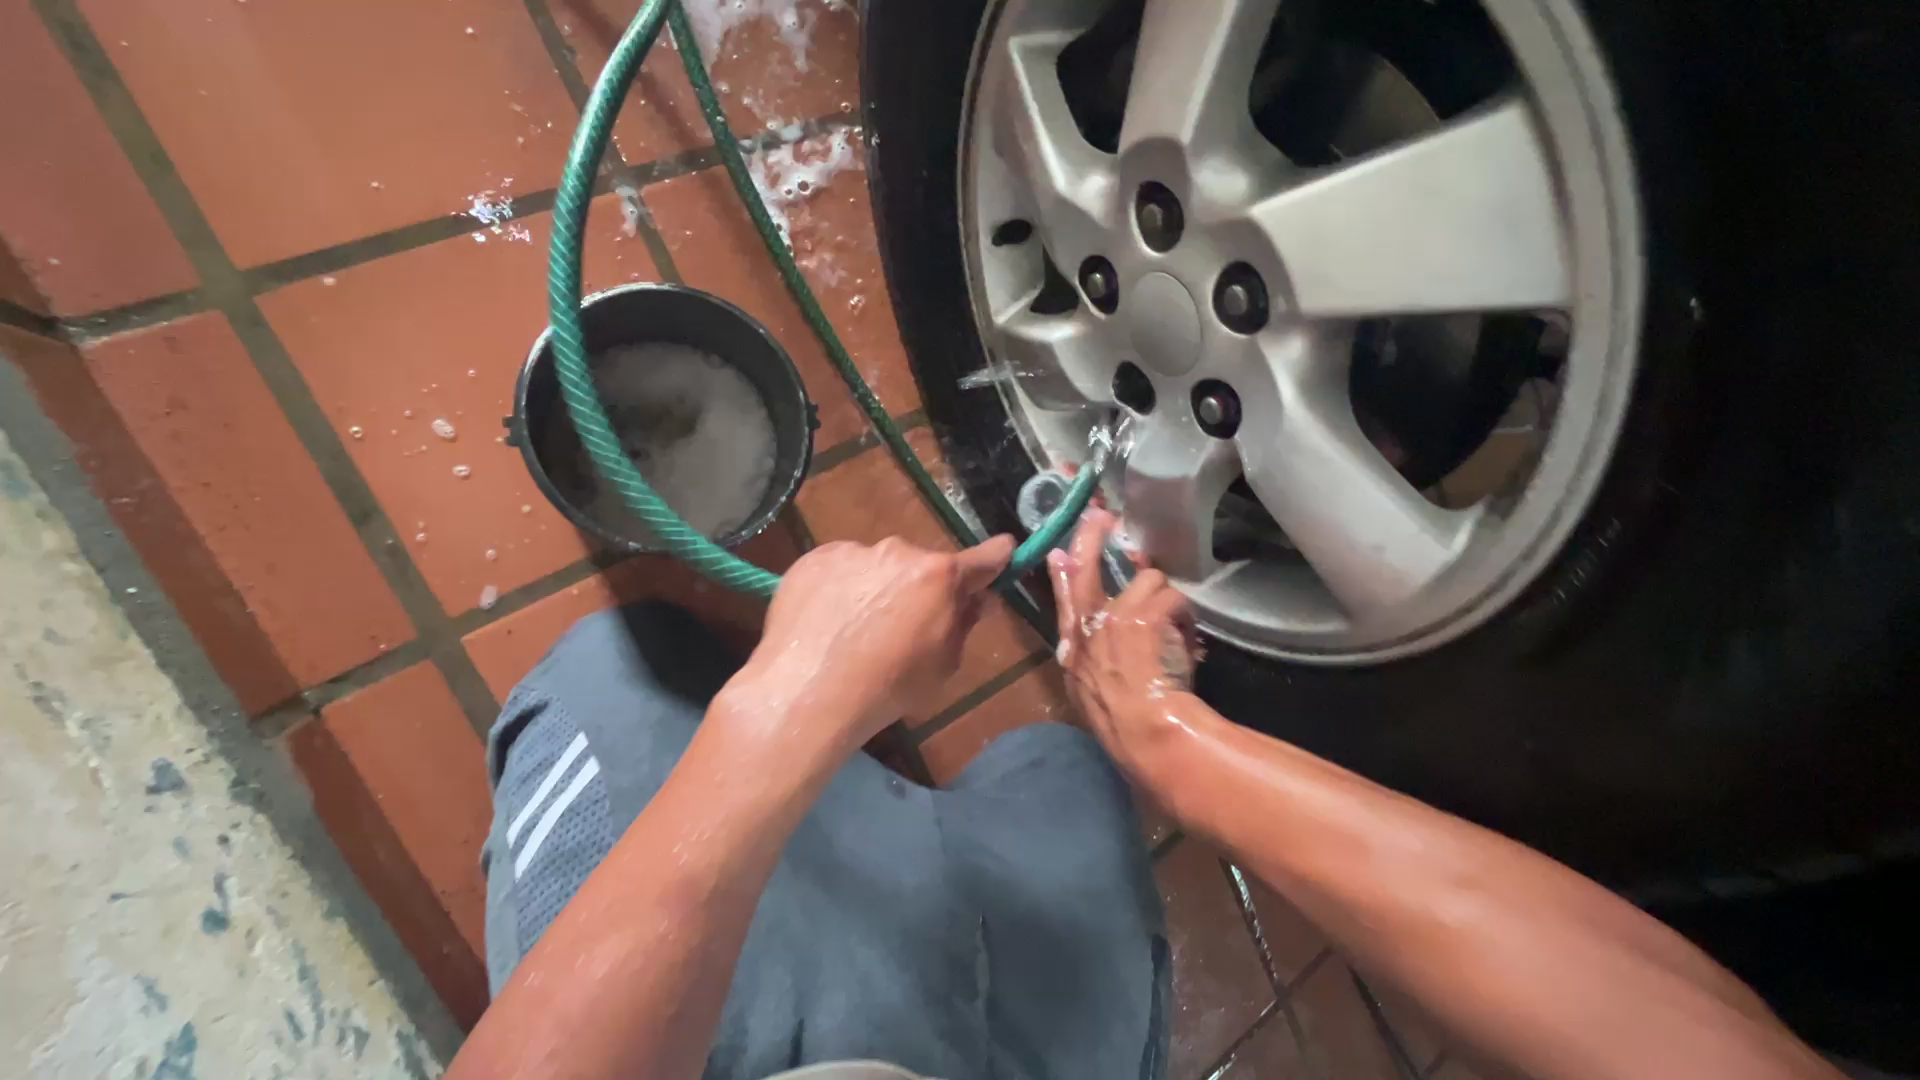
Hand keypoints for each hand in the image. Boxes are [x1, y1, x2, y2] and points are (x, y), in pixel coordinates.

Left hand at [728, 534, 1014, 752]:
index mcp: (940, 576)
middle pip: (922, 565)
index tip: (1002, 554)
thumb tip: (975, 600)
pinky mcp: (815, 557)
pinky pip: (840, 567)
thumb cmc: (887, 686)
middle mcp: (900, 551)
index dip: (996, 559)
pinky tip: (826, 621)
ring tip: (853, 629)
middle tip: (901, 626)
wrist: (808, 690)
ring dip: (878, 587)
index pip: (985, 557)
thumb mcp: (943, 665)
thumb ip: (963, 624)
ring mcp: (854, 550)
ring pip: (878, 565)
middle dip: (920, 588)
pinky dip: (840, 587)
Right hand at [1047, 509, 1198, 772]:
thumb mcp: (1090, 691)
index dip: (1062, 571)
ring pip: (1148, 580)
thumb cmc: (1122, 724)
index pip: (1064, 598)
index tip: (1059, 551)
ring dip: (1165, 599)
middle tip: (1102, 516)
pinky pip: (1174, 596)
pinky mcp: (1145, 613)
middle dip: (1092, 537)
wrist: (1144, 733)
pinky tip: (1191, 641)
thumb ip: (1088, 660)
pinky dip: (1185, 616)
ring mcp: (1116, 615)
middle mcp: (1090, 623)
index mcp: (1076, 645)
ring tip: (1178, 628)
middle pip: (1087, 567)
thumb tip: (1081, 643)